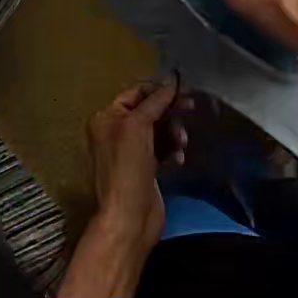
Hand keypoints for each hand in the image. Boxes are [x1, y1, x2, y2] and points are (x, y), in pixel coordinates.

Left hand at [87, 80, 181, 254]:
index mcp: (107, 118)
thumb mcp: (138, 126)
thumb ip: (155, 101)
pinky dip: (173, 149)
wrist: (129, 219)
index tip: (182, 89)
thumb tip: (172, 79)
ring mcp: (131, 152)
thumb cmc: (128, 168)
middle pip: (149, 110)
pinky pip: (163, 149)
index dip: (158, 90)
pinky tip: (179, 158)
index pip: (136, 93)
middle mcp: (116, 132)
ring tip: (182, 142)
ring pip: (159, 129)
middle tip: (191, 107)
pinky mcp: (146, 168)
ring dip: (173, 131)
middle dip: (169, 109)